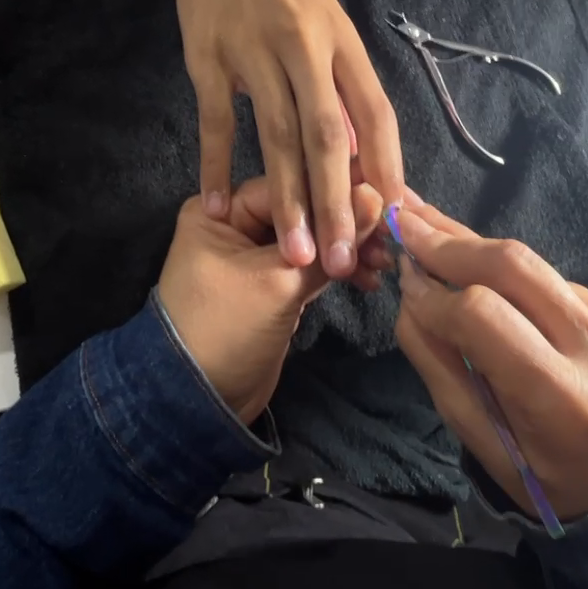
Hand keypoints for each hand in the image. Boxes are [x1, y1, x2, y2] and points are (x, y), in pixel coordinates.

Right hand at [155, 0, 404, 279]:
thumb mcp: (325, 13)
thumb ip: (339, 77)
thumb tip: (353, 148)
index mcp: (341, 37)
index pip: (375, 112)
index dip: (388, 168)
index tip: (393, 221)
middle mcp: (304, 48)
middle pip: (328, 137)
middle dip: (338, 204)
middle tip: (346, 263)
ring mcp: (253, 54)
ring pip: (277, 139)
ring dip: (287, 200)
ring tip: (296, 253)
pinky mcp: (207, 59)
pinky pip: (217, 123)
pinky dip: (217, 167)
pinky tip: (219, 206)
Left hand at [157, 178, 388, 421]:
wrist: (199, 401)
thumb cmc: (227, 328)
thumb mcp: (278, 283)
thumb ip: (329, 242)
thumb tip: (376, 198)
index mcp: (219, 209)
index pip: (286, 187)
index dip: (334, 193)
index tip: (382, 196)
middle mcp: (234, 223)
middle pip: (301, 211)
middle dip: (345, 225)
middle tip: (388, 234)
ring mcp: (253, 254)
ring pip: (311, 239)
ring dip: (346, 250)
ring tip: (384, 262)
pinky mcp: (270, 283)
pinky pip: (310, 266)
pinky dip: (336, 270)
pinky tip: (369, 279)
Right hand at [392, 204, 587, 520]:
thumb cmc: (537, 470)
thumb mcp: (475, 435)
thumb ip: (436, 359)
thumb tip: (410, 290)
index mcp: (563, 400)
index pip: (485, 317)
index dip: (435, 294)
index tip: (403, 280)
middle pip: (514, 267)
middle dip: (450, 244)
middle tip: (405, 223)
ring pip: (528, 262)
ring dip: (469, 242)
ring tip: (424, 223)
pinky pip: (543, 276)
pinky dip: (499, 267)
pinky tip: (468, 260)